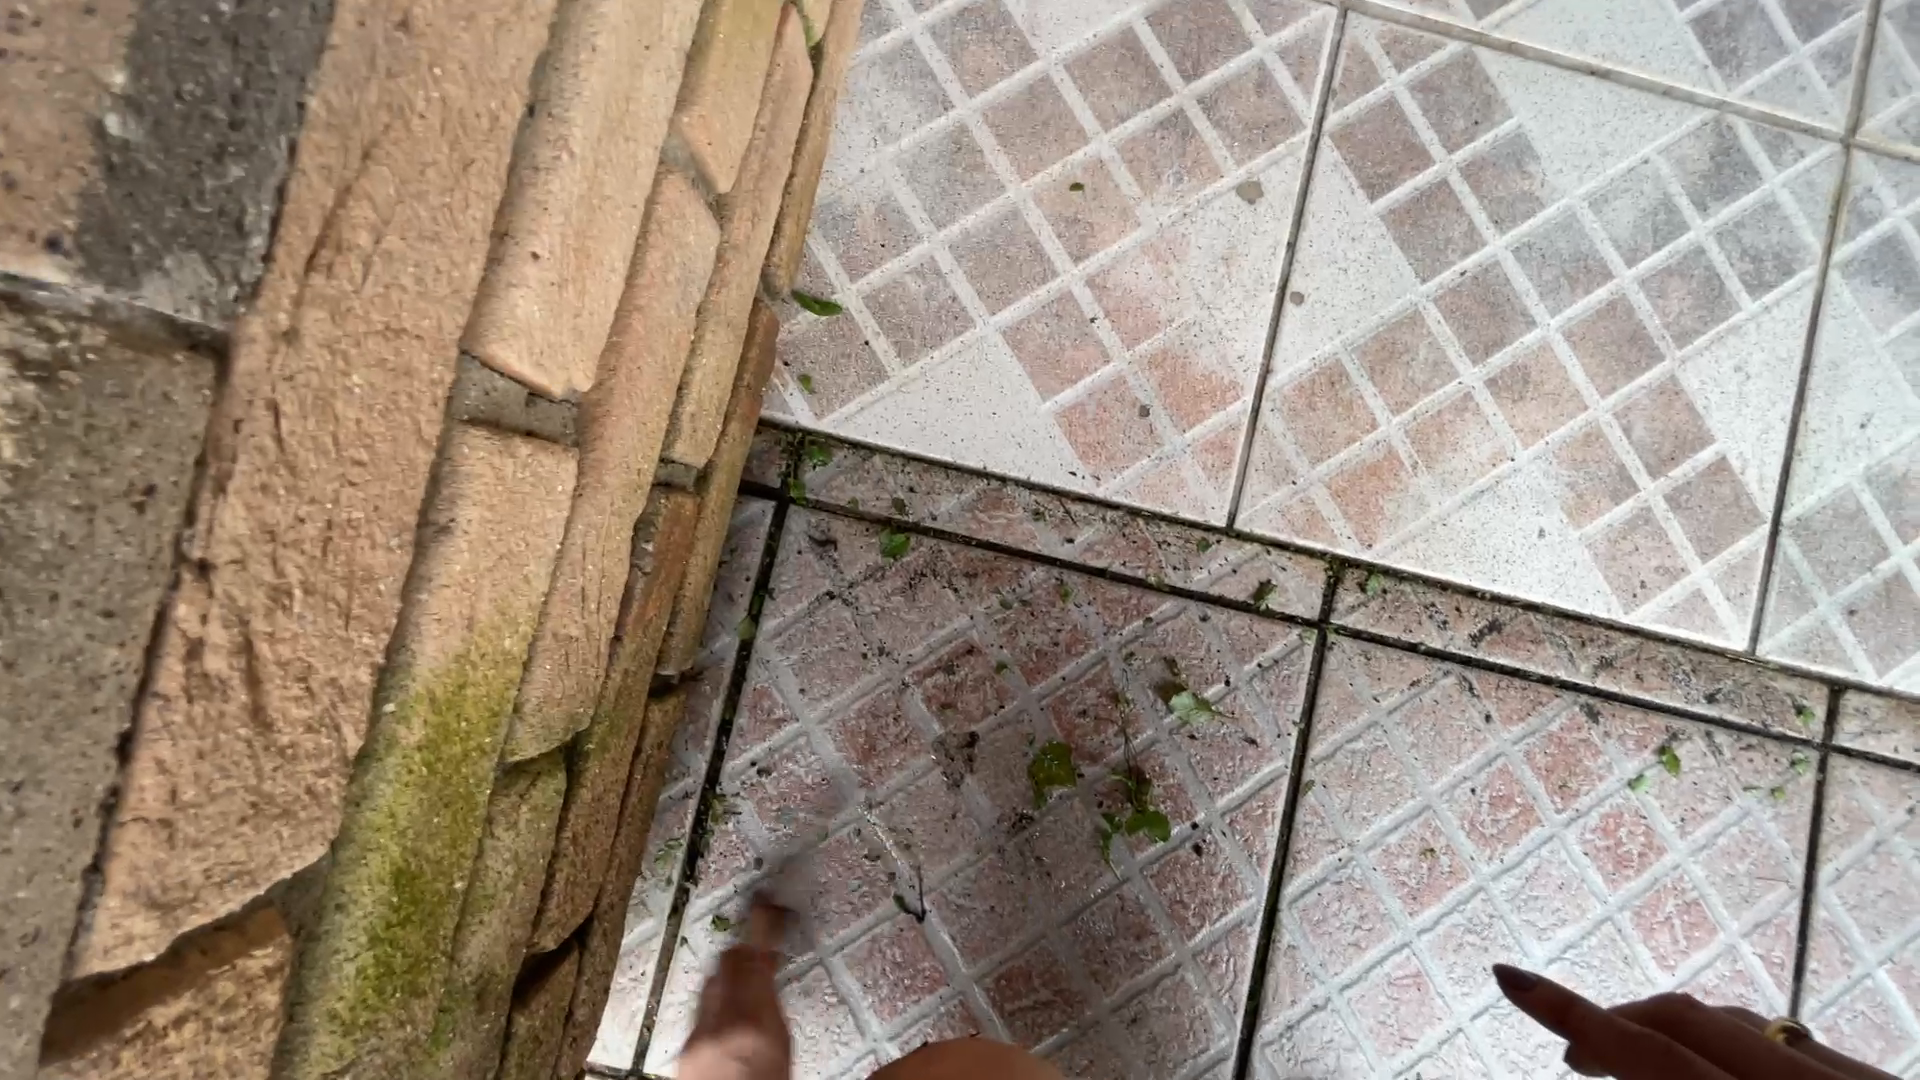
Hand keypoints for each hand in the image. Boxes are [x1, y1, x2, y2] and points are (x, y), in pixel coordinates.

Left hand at [678, 898, 791, 1079]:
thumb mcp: (783, 1044)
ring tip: (747, 971)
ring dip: (729, 971)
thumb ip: (772, 1001)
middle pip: (726, 962)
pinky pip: (701, 1006)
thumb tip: (767, 965)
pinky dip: (717, 998)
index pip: (754, 953)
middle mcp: (719, 1023)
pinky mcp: (683, 1048)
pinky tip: (730, 1008)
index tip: (768, 901)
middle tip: (761, 936)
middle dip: (743, 946)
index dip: (761, 921)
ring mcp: (697, 1036)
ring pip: (711, 981)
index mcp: (753, 1021)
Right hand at [1492, 963, 1899, 1079]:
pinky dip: (1740, 1047)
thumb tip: (1599, 1067)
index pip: (1652, 1055)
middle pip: (1689, 1017)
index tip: (1506, 977)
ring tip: (1640, 1057)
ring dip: (1673, 1032)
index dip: (1570, 1011)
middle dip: (1614, 1018)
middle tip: (1569, 1050)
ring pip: (1744, 1023)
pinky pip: (1800, 1044)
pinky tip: (1729, 1075)